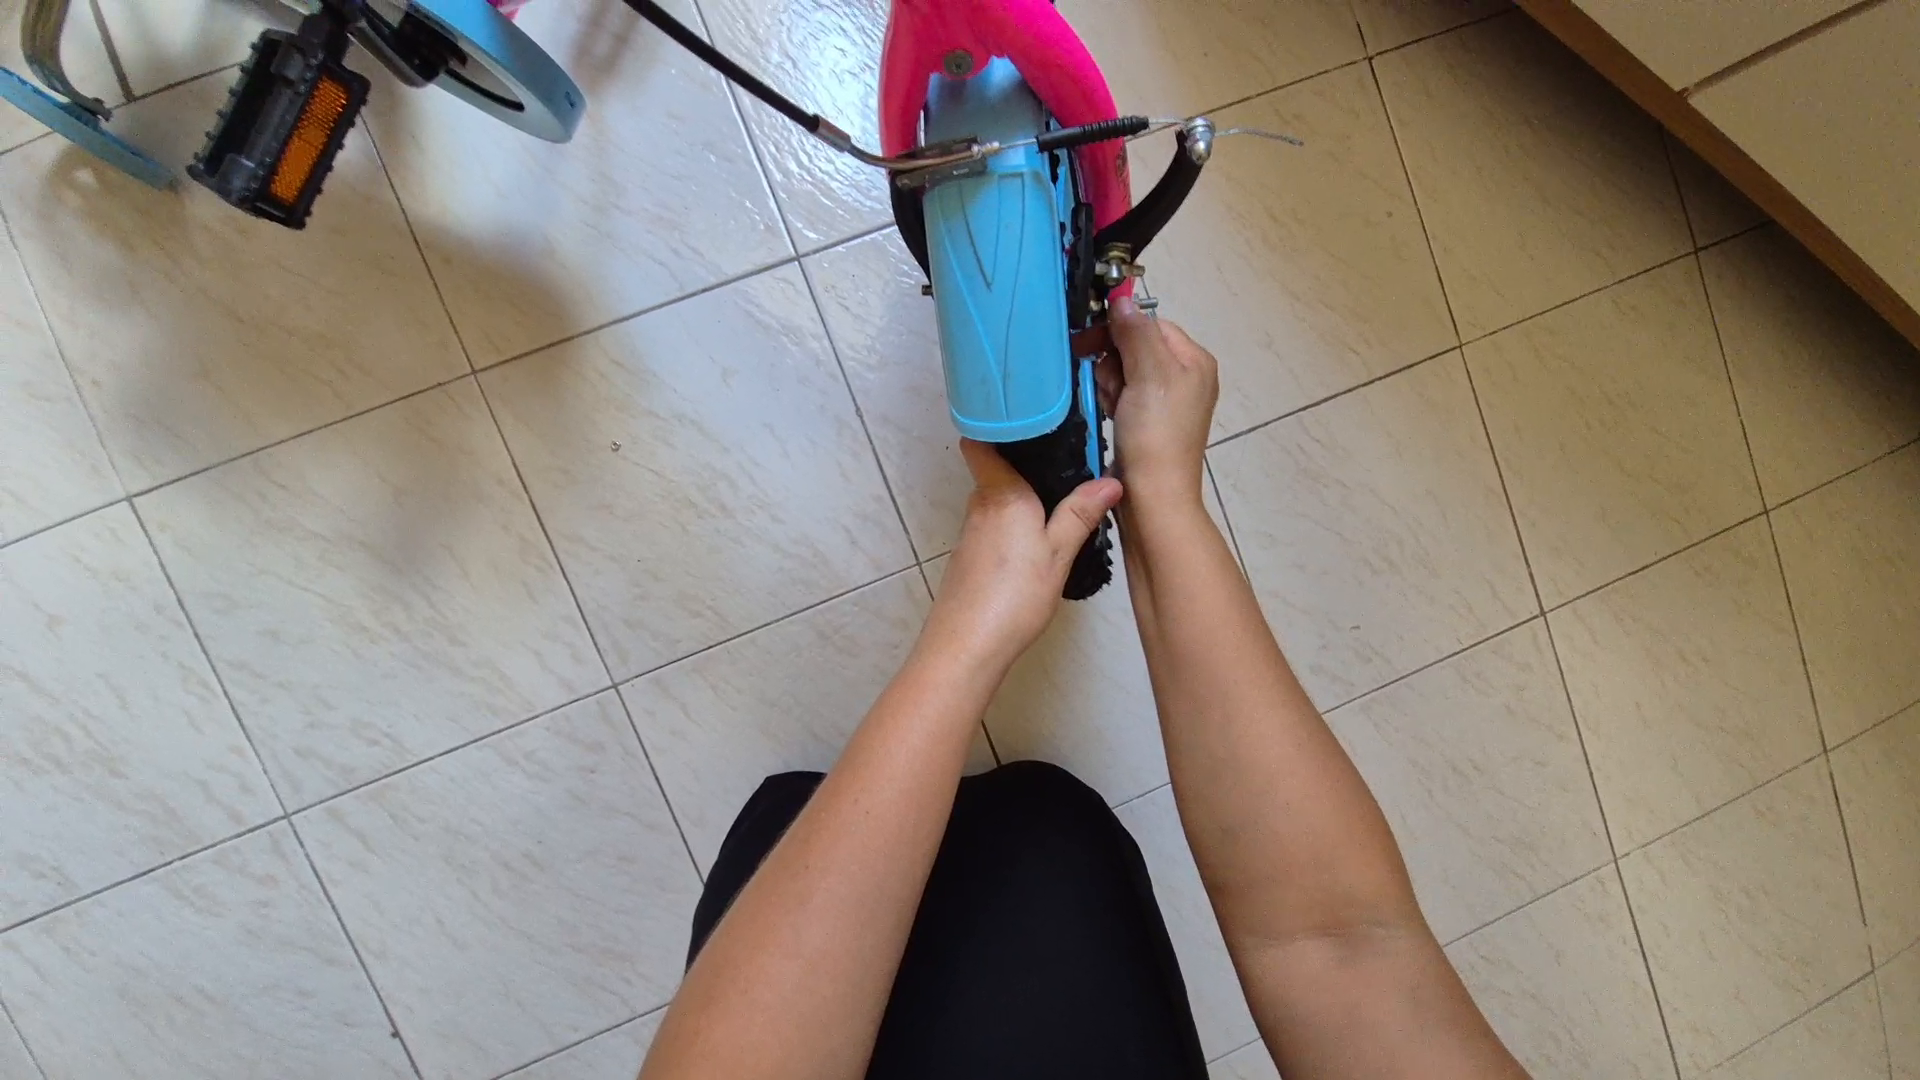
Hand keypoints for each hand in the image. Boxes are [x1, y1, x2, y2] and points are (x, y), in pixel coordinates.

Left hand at [921, 440, 1123, 670]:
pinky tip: (1039, 540)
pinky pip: (996, 526)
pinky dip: (1016, 523)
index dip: (997, 426)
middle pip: (997, 471)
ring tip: (1064, 499)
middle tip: (1069, 461)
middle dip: (1027, 464)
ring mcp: (972, 533)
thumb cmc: (1014, 593)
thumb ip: (1080, 513)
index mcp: (1001, 492)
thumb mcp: (1058, 552)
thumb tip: (1110, 480)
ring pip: (999, 501)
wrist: (966, 645)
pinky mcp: (970, 559)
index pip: (980, 442)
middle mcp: (980, 506)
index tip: (1030, 417)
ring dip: (1024, 497)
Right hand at [1097, 297, 1219, 507]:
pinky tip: (1110, 416)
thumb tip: (1120, 298)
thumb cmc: (1155, 433)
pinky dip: (1112, 401)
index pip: (1150, 323)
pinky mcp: (1150, 423)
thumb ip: (1135, 332)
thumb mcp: (1148, 374)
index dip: (1119, 330)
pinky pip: (1124, 397)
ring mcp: (1167, 402)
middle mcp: (1186, 377)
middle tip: (1110, 386)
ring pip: (1125, 372)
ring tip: (1111, 405)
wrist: (1152, 496)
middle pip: (1136, 346)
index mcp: (1195, 360)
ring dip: (1110, 383)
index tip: (1090, 345)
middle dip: (1114, 362)